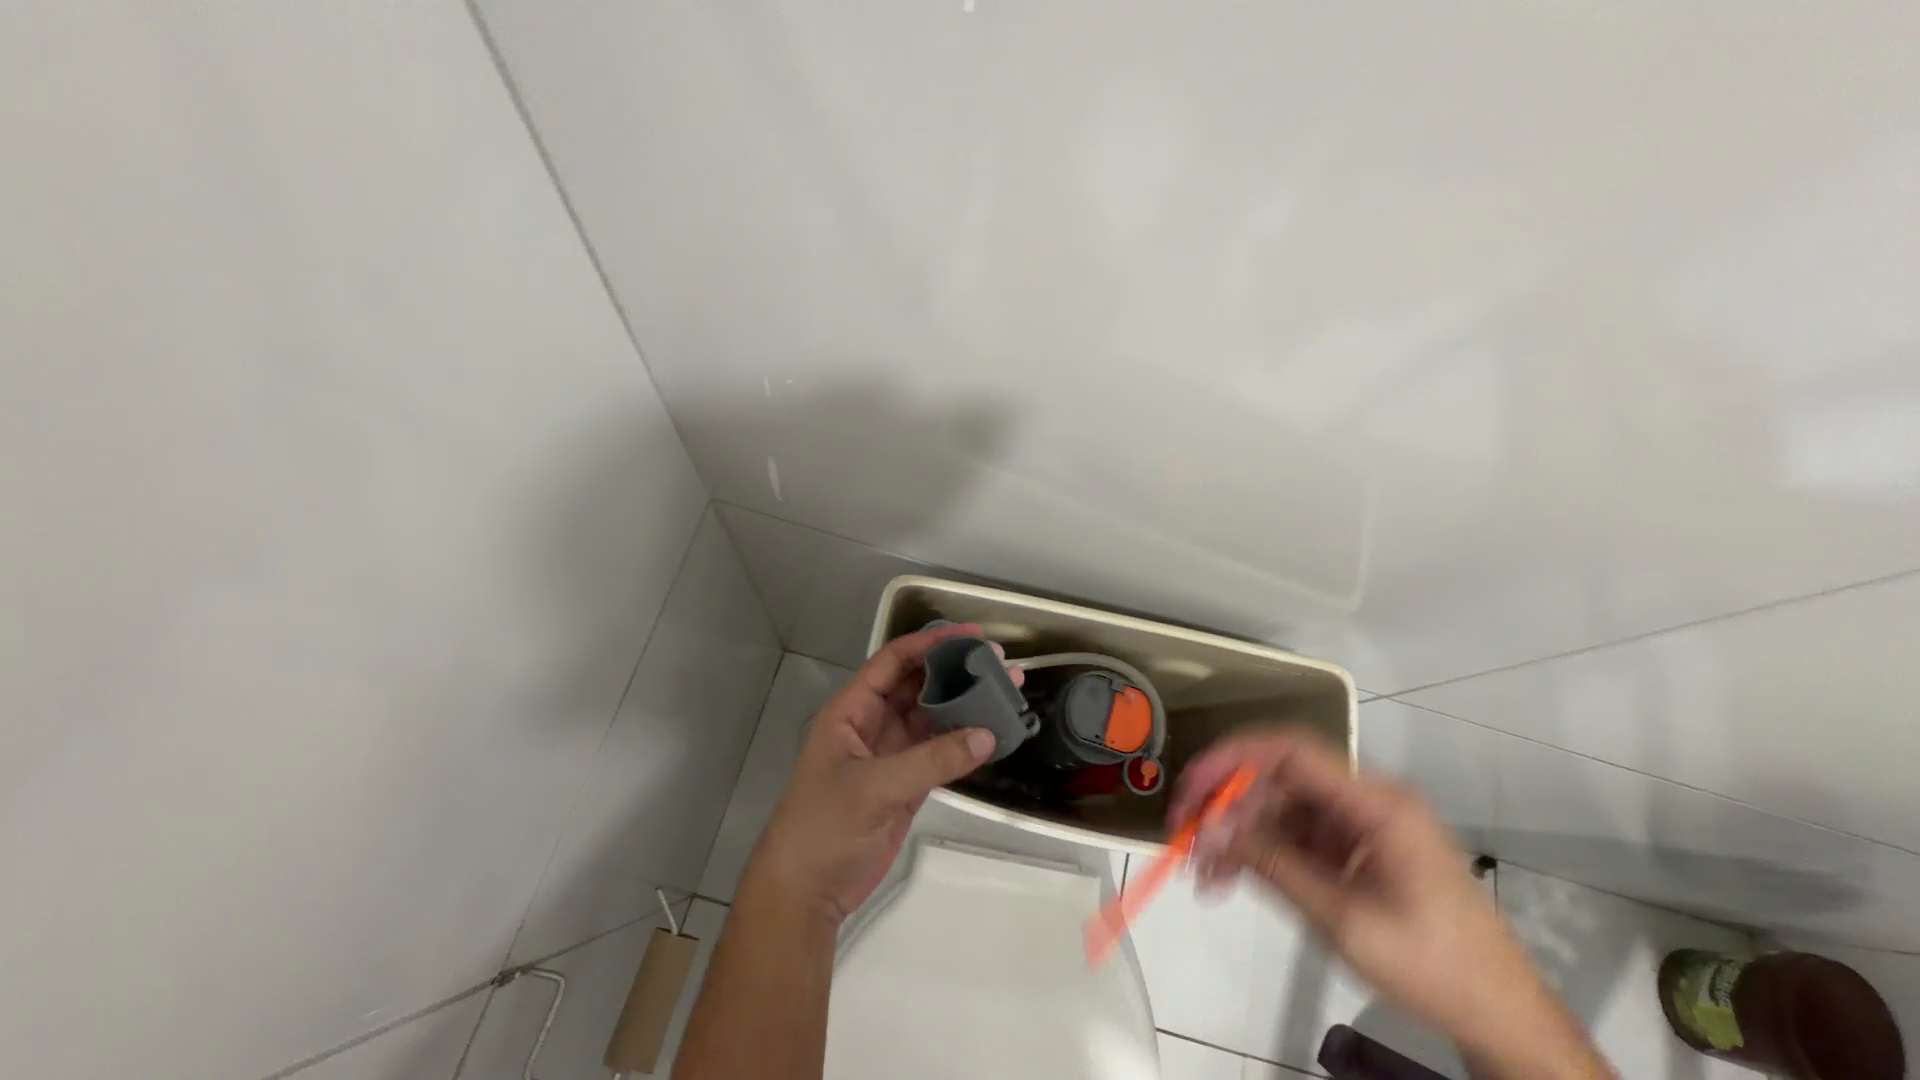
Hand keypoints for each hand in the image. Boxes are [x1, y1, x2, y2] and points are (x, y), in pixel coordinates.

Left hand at [744, 623, 1019, 924]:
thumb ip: (931, 761)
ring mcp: (890, 757)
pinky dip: (965, 744)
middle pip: (918, 687)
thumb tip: (988, 734)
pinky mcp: (906, 787)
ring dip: (966, 707)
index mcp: (850, 712)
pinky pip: (940, 755)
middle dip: (956, 672)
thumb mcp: (873, 787)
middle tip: (1000, 663)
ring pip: (933, 720)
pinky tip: (993, 734)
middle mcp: (871, 726)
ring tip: (1007, 693)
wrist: (805, 892)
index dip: (931, 644)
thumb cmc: (823, 827)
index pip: (894, 663)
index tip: (972, 635)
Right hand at [1173, 730, 1600, 1074]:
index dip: (1235, 757)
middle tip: (1184, 839)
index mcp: (1377, 804)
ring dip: (1238, 836)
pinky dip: (1261, 855)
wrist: (1497, 1012)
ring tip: (1203, 874)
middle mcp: (1367, 803)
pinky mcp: (1356, 851)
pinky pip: (1296, 838)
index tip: (1192, 784)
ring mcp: (1361, 827)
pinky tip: (1229, 879)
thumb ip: (1274, 866)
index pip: (1293, 751)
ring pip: (1281, 810)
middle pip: (1280, 780)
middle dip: (1227, 806)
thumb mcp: (1344, 918)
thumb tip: (1211, 828)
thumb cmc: (1431, 965)